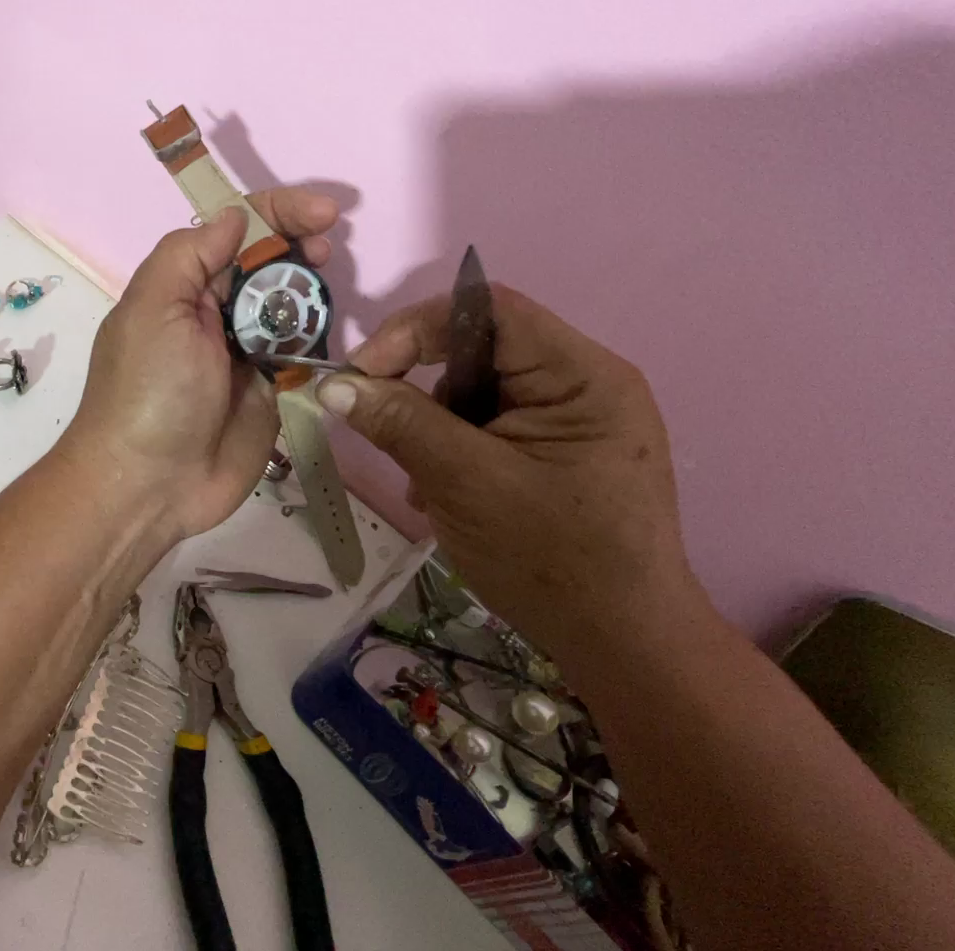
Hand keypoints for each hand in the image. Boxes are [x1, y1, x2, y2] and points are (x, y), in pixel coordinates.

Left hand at [60, 188, 338, 538]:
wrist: (148, 485)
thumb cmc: (147, 392)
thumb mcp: (152, 308)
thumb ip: (189, 255)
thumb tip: (233, 217)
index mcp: (180, 289)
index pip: (233, 233)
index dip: (277, 213)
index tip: (324, 213)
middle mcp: (212, 316)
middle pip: (265, 264)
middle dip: (300, 245)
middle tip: (328, 249)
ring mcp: (243, 355)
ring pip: (287, 306)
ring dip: (312, 289)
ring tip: (331, 284)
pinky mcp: (268, 393)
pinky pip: (300, 354)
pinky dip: (318, 337)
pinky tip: (333, 328)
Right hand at [314, 286, 707, 658]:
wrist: (620, 642)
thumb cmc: (550, 559)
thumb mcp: (464, 483)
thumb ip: (399, 424)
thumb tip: (334, 385)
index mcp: (581, 375)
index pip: (486, 311)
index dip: (414, 329)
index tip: (361, 375)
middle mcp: (582, 383)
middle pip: (478, 349)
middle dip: (420, 386)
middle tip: (376, 424)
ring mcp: (571, 419)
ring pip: (475, 391)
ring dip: (430, 425)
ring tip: (421, 480)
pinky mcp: (557, 451)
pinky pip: (488, 426)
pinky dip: (451, 449)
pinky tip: (440, 492)